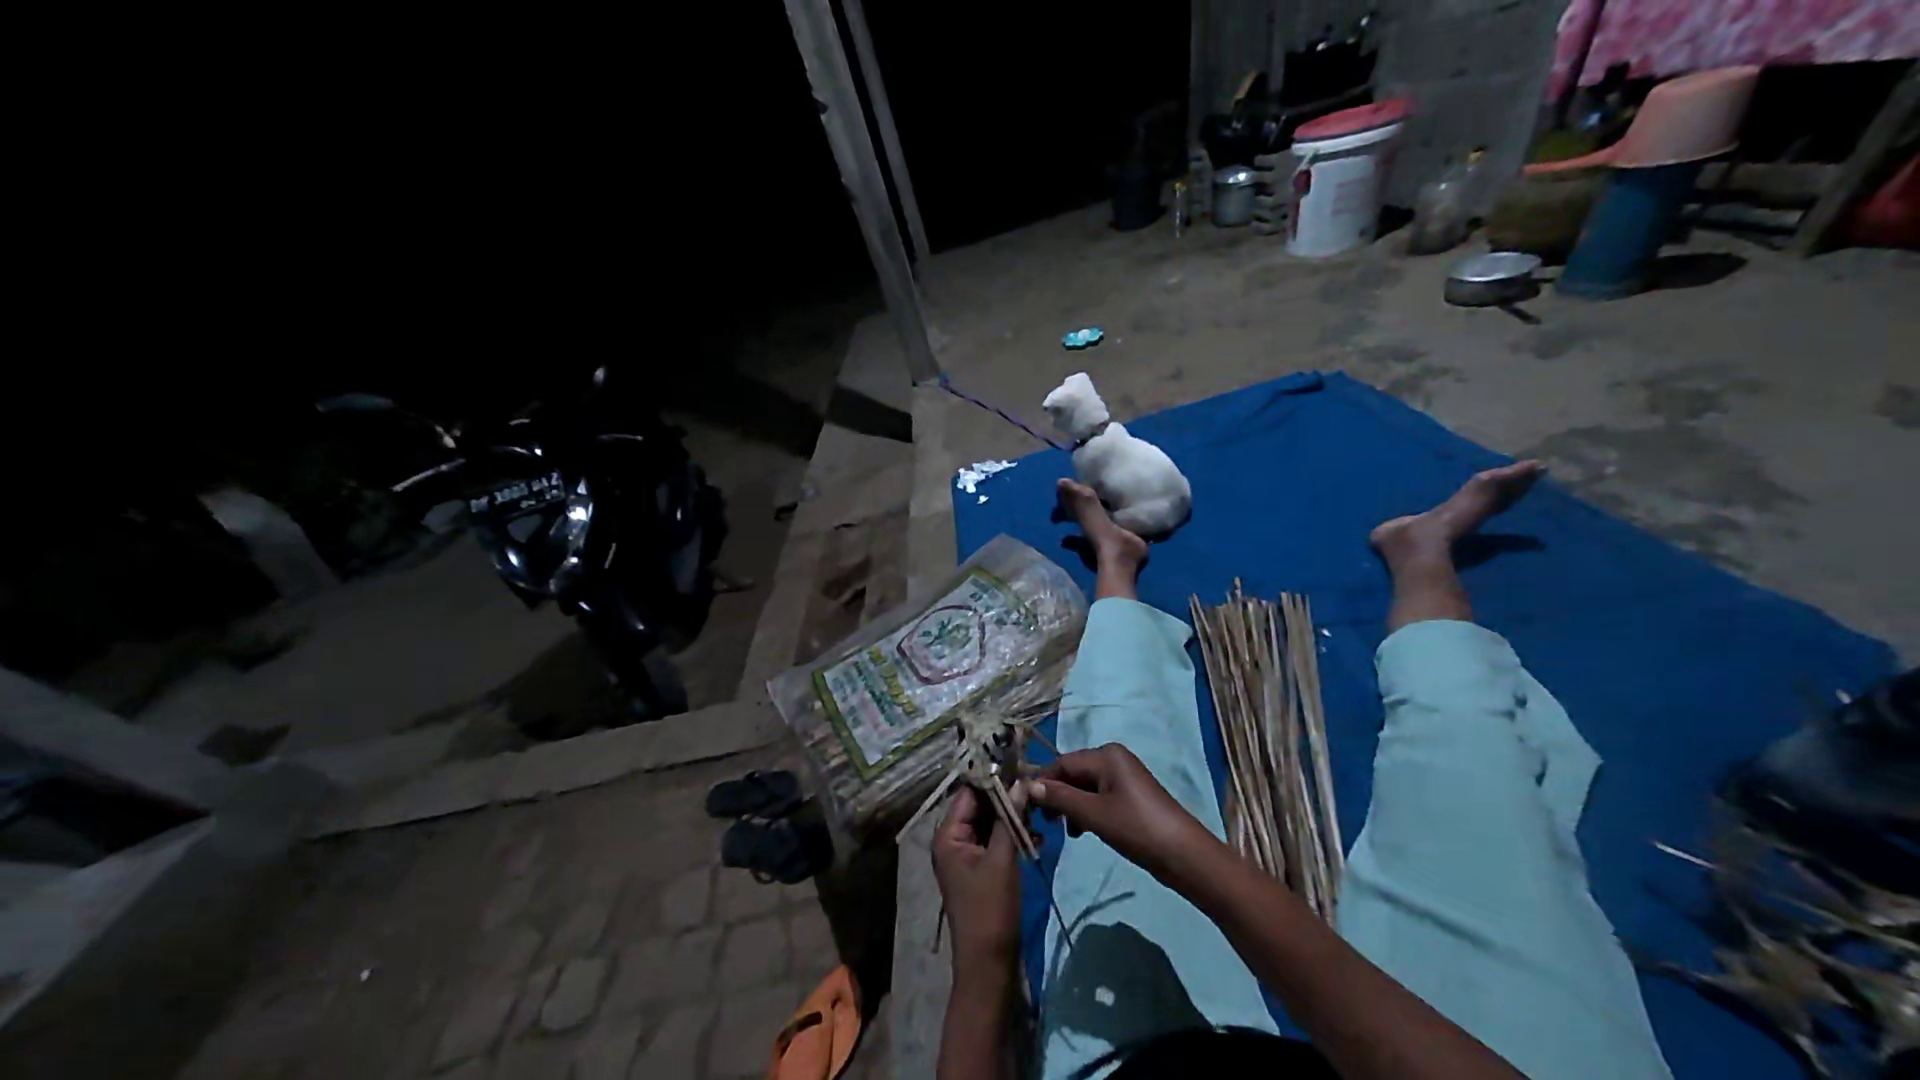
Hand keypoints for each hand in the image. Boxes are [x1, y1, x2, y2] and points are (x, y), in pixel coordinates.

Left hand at [931, 784, 1023, 971]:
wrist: (990, 964)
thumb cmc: (990, 909)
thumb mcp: (1002, 859)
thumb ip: (1010, 818)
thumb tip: (1021, 783)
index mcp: (948, 834)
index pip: (969, 793)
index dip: (993, 778)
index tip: (1021, 766)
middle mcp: (954, 840)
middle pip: (980, 806)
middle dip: (1007, 797)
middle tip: (1037, 788)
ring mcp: (968, 856)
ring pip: (991, 823)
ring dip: (1014, 817)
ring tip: (1041, 812)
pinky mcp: (983, 870)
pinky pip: (997, 841)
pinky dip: (1014, 836)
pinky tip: (1037, 837)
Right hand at [1028, 744, 1220, 883]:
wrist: (1183, 855)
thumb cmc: (1136, 828)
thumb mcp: (1093, 814)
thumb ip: (1060, 798)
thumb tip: (1029, 786)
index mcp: (1105, 755)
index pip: (1061, 763)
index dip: (1042, 783)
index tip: (1026, 808)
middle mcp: (1113, 758)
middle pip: (1072, 773)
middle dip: (1057, 796)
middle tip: (1046, 823)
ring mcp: (1122, 777)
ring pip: (1083, 787)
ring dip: (1070, 806)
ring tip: (1066, 832)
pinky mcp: (1128, 796)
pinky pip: (1096, 797)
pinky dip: (1086, 811)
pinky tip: (1083, 831)